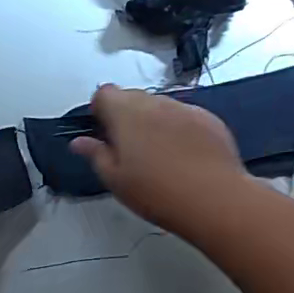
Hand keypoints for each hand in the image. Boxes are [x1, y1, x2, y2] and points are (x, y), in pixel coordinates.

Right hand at [69, 83, 250, 232]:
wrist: (214, 199)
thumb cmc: (157, 192)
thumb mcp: (116, 180)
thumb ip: (96, 155)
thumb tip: (79, 142)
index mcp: (126, 113)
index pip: (103, 93)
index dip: (100, 110)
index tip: (104, 135)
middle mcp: (155, 102)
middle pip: (132, 97)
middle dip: (126, 116)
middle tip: (129, 151)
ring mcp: (185, 108)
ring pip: (160, 106)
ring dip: (153, 122)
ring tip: (159, 157)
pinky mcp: (209, 119)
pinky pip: (185, 116)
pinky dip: (179, 129)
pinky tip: (184, 157)